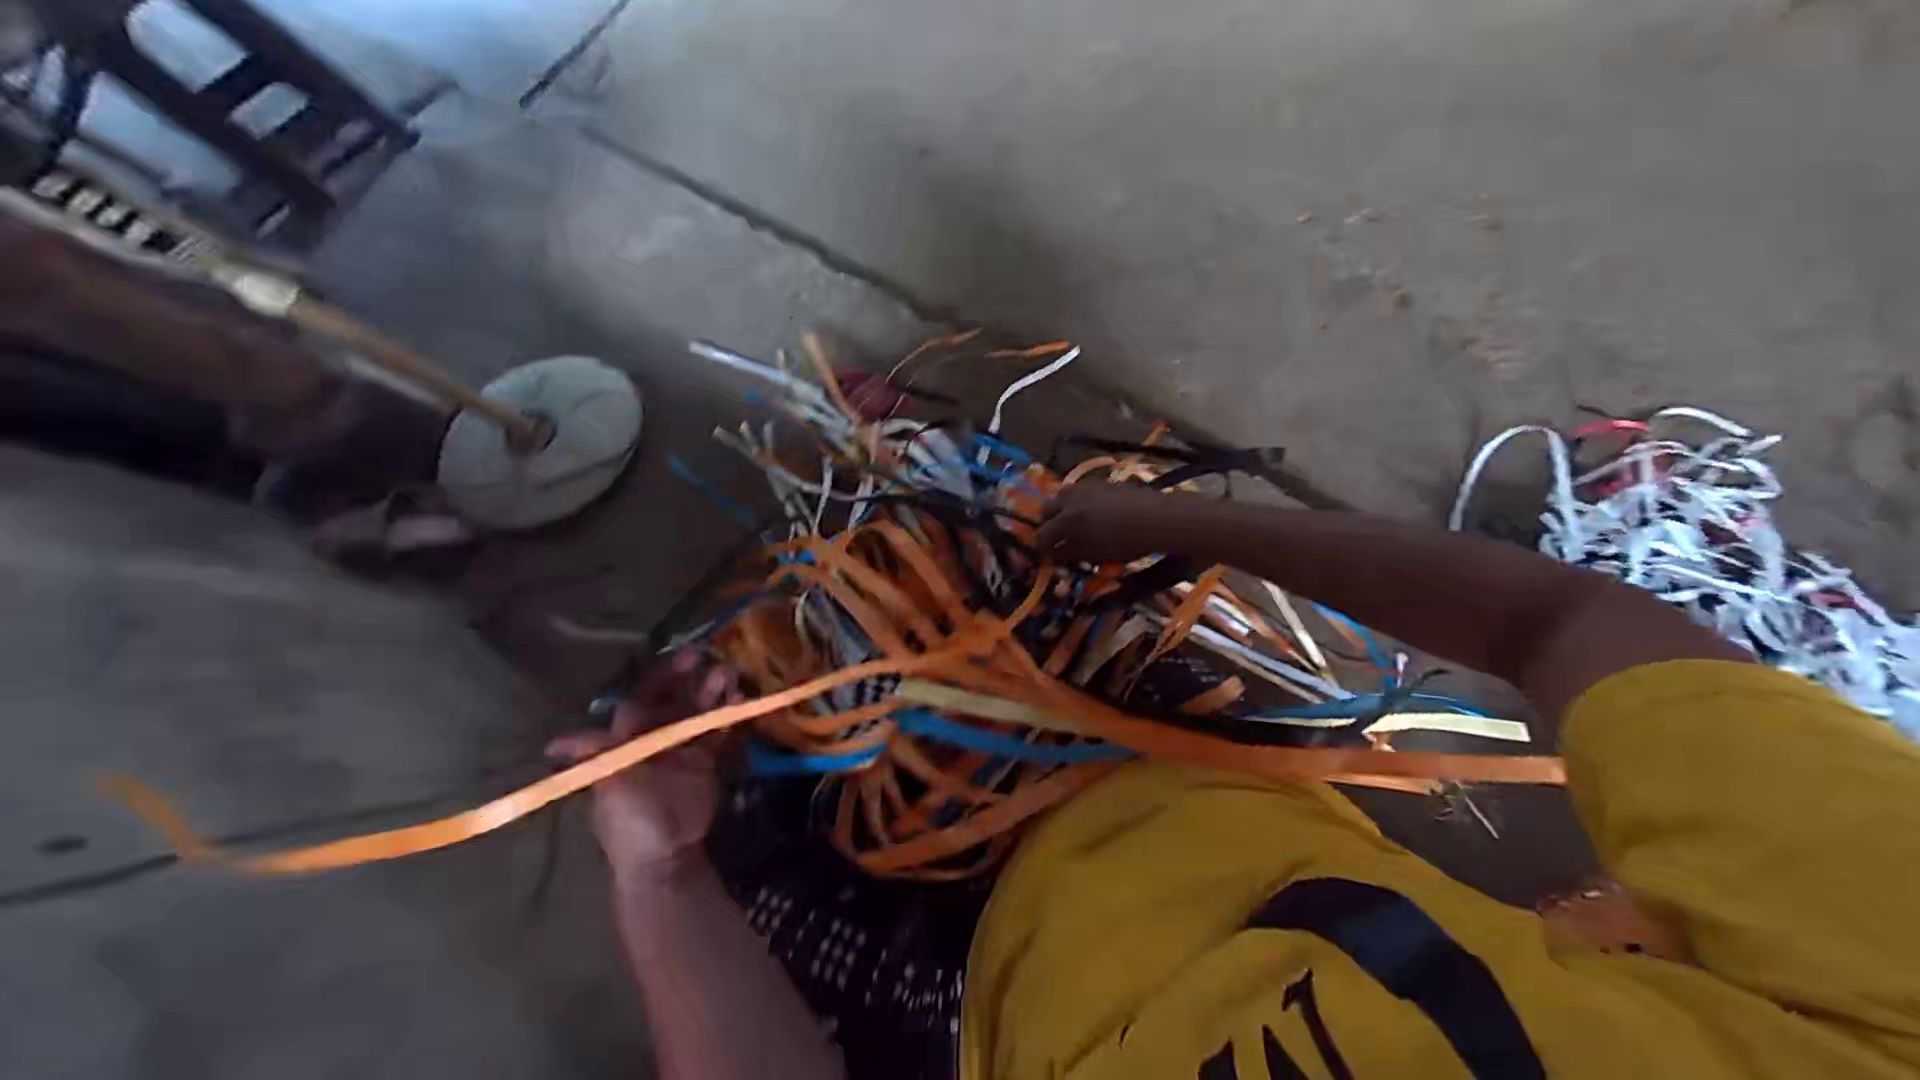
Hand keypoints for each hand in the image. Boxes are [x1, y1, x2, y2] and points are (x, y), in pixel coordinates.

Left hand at [546, 651, 738, 883]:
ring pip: (699, 709)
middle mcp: (655, 735)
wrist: (664, 859)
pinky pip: (717, 730)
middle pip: (674, 697)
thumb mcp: (610, 789)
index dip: (662, 677)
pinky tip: (741, 704)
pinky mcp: (706, 760)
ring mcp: (683, 747)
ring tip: (731, 678)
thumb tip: (557, 743)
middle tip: (712, 659)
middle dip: (691, 676)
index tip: (685, 660)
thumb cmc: (630, 824)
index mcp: (628, 738)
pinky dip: (729, 715)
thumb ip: (597, 759)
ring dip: (714, 691)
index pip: (644, 697)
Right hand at [1034, 483, 1170, 564]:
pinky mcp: (1101, 482)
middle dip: (1047, 521)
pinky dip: (1078, 499)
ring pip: (1062, 494)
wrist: (1154, 518)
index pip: (1043, 534)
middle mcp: (1070, 501)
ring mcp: (1085, 488)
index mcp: (1066, 521)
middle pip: (1047, 508)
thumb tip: (1054, 553)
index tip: (1042, 552)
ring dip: (1061, 506)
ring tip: (1071, 518)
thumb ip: (1070, 553)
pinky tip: (1091, 509)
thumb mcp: (1094, 554)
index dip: (1040, 545)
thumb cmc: (1123, 543)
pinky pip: (1080, 489)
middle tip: (1055, 533)